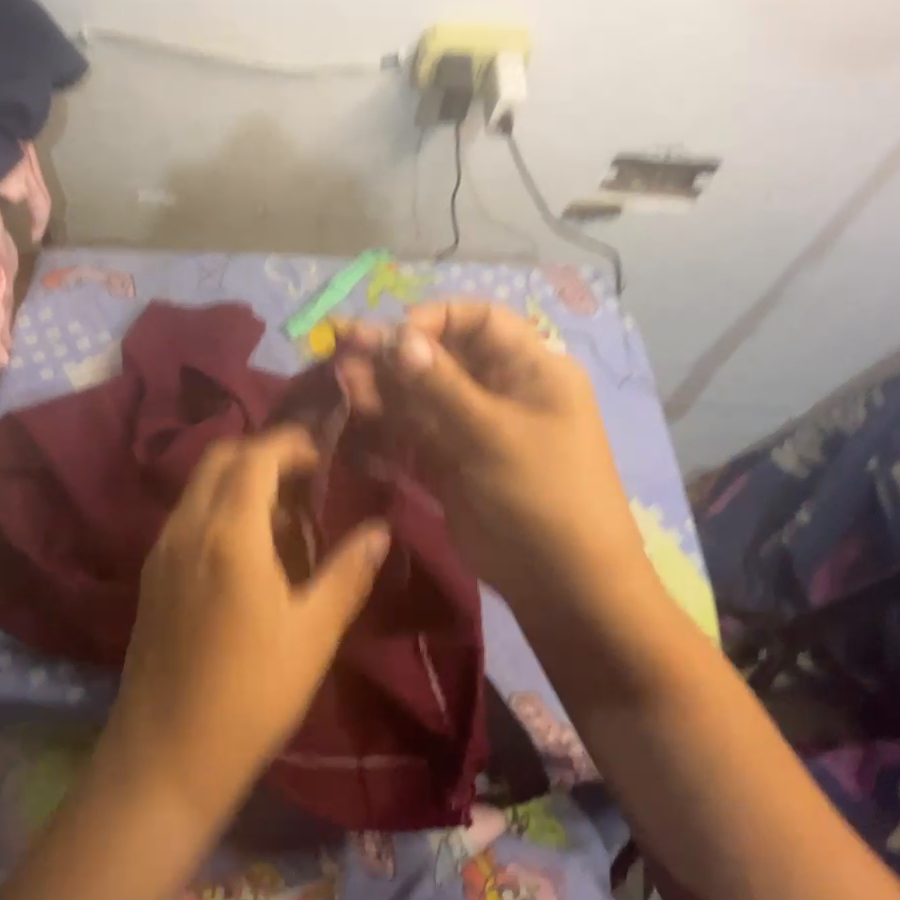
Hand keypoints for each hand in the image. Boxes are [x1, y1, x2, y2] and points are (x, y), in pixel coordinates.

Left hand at [106, 426, 391, 807]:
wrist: (168, 751)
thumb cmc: (251, 693)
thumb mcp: (313, 635)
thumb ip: (346, 574)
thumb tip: (380, 531)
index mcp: (228, 533)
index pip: (255, 457)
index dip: (290, 444)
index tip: (323, 455)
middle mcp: (186, 528)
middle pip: (218, 459)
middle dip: (261, 454)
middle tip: (305, 480)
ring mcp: (161, 552)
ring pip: (197, 489)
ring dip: (237, 483)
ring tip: (284, 520)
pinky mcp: (151, 578)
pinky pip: (186, 519)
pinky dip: (217, 511)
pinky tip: (247, 553)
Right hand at [334, 302, 640, 598]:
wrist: (559, 579)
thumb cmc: (542, 492)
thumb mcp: (493, 432)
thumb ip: (440, 385)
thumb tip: (398, 337)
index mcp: (529, 370)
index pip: (480, 321)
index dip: (436, 319)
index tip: (396, 336)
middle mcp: (498, 392)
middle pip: (439, 358)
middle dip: (393, 354)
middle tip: (342, 350)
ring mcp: (469, 430)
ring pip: (418, 397)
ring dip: (380, 388)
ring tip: (340, 381)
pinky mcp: (447, 464)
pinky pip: (410, 435)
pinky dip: (382, 427)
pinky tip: (351, 419)